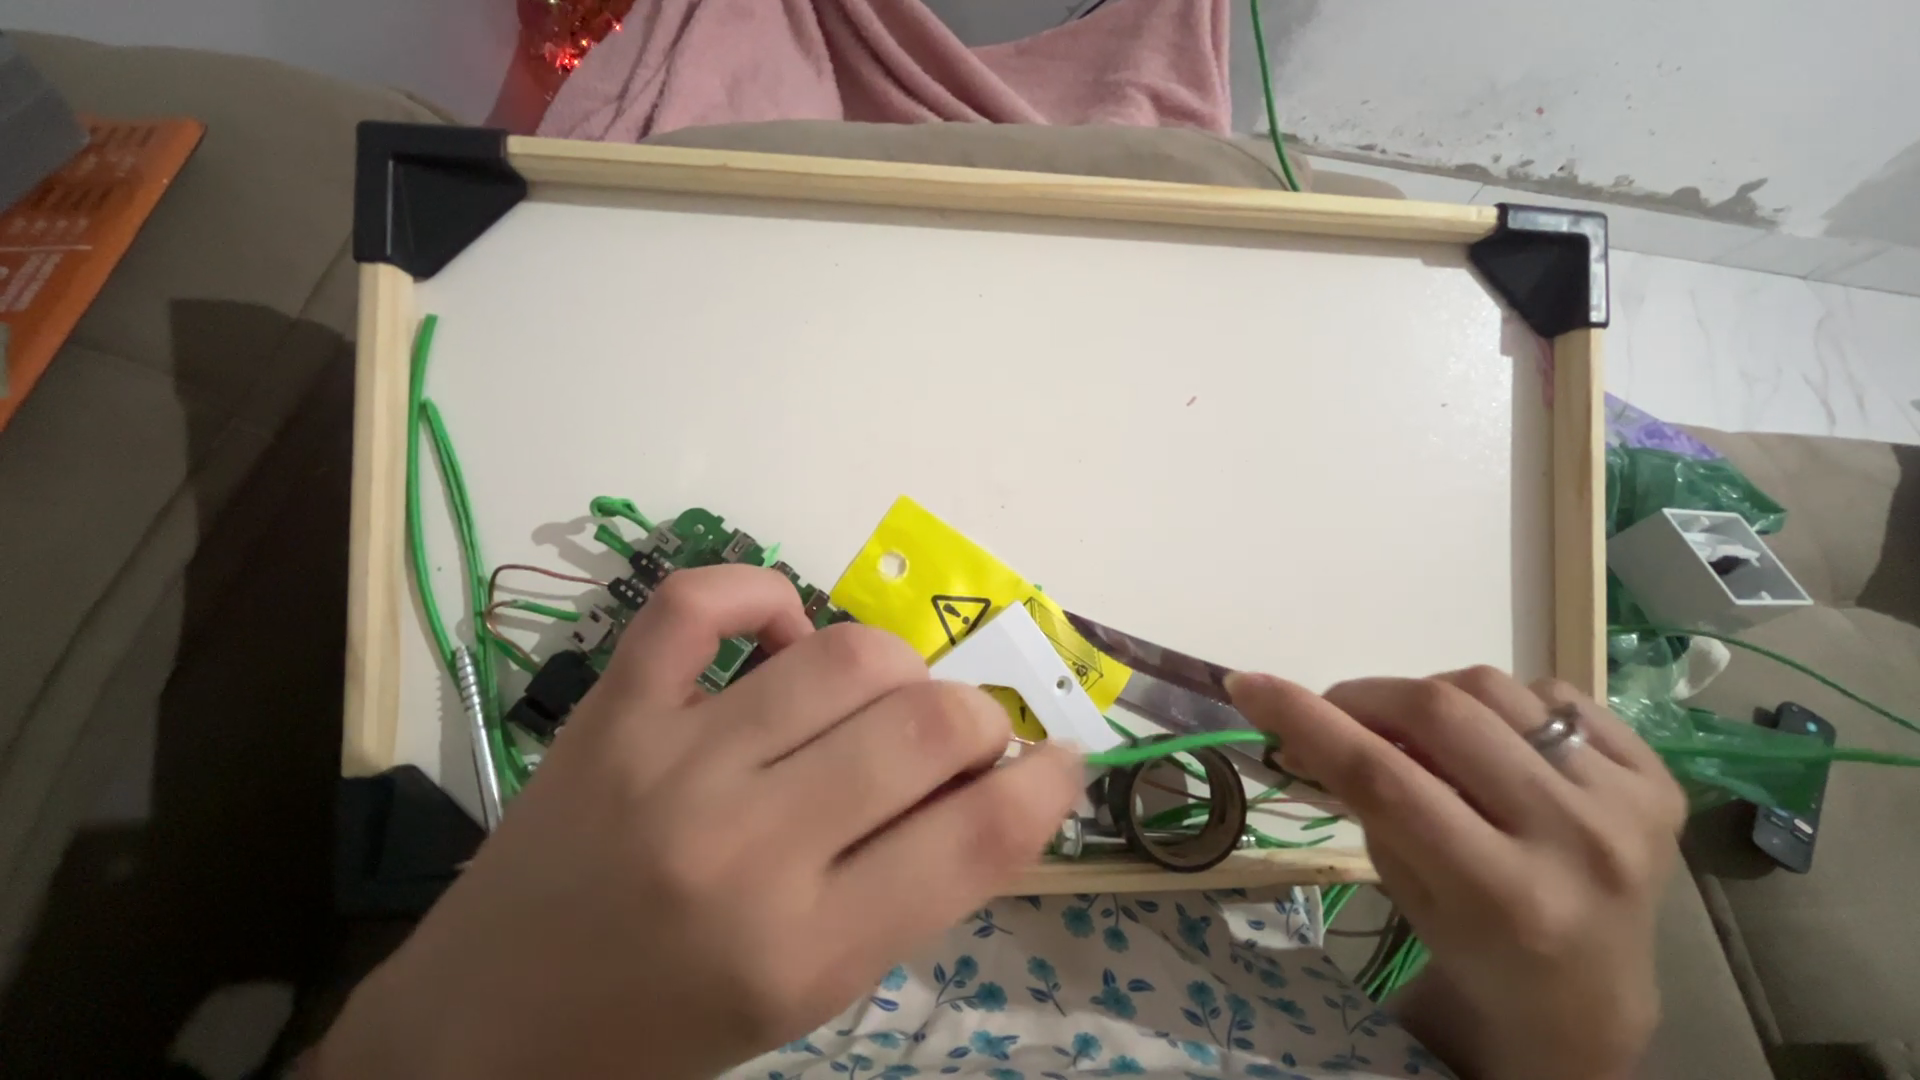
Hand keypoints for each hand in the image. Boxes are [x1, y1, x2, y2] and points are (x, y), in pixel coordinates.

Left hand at [317, 566, 1084, 1079]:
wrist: (486, 1033)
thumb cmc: (668, 1028)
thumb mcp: (812, 989)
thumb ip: (910, 884)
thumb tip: (996, 782)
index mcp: (806, 948)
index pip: (977, 838)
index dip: (1046, 787)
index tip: (1061, 762)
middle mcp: (745, 847)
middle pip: (924, 726)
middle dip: (978, 720)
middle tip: (963, 738)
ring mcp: (670, 762)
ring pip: (843, 655)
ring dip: (897, 668)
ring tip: (881, 697)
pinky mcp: (611, 711)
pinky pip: (700, 602)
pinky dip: (763, 597)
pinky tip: (782, 634)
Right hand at [1227, 667, 1686, 1079]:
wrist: (1589, 991)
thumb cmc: (1470, 943)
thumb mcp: (1399, 882)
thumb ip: (1364, 794)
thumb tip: (1316, 716)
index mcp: (1503, 895)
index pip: (1382, 778)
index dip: (1305, 719)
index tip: (1248, 684)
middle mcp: (1577, 844)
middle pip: (1441, 714)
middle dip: (1364, 696)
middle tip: (1338, 710)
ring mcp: (1630, 807)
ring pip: (1492, 687)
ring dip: (1430, 695)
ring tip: (1421, 732)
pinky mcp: (1660, 779)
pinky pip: (1553, 693)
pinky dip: (1502, 704)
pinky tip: (1496, 745)